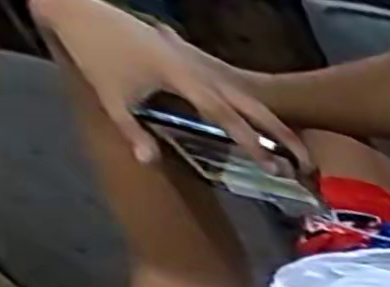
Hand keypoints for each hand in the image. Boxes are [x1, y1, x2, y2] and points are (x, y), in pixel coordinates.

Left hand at [31, 0, 306, 169]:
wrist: (80, 8)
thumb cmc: (95, 53)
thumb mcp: (109, 94)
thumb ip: (132, 130)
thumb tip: (148, 164)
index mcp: (186, 82)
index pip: (229, 118)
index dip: (254, 144)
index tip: (275, 168)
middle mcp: (206, 76)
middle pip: (258, 110)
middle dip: (287, 138)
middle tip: (309, 166)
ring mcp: (210, 69)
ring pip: (257, 102)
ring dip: (281, 128)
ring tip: (301, 152)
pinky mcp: (207, 65)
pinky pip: (244, 94)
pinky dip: (263, 114)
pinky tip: (274, 128)